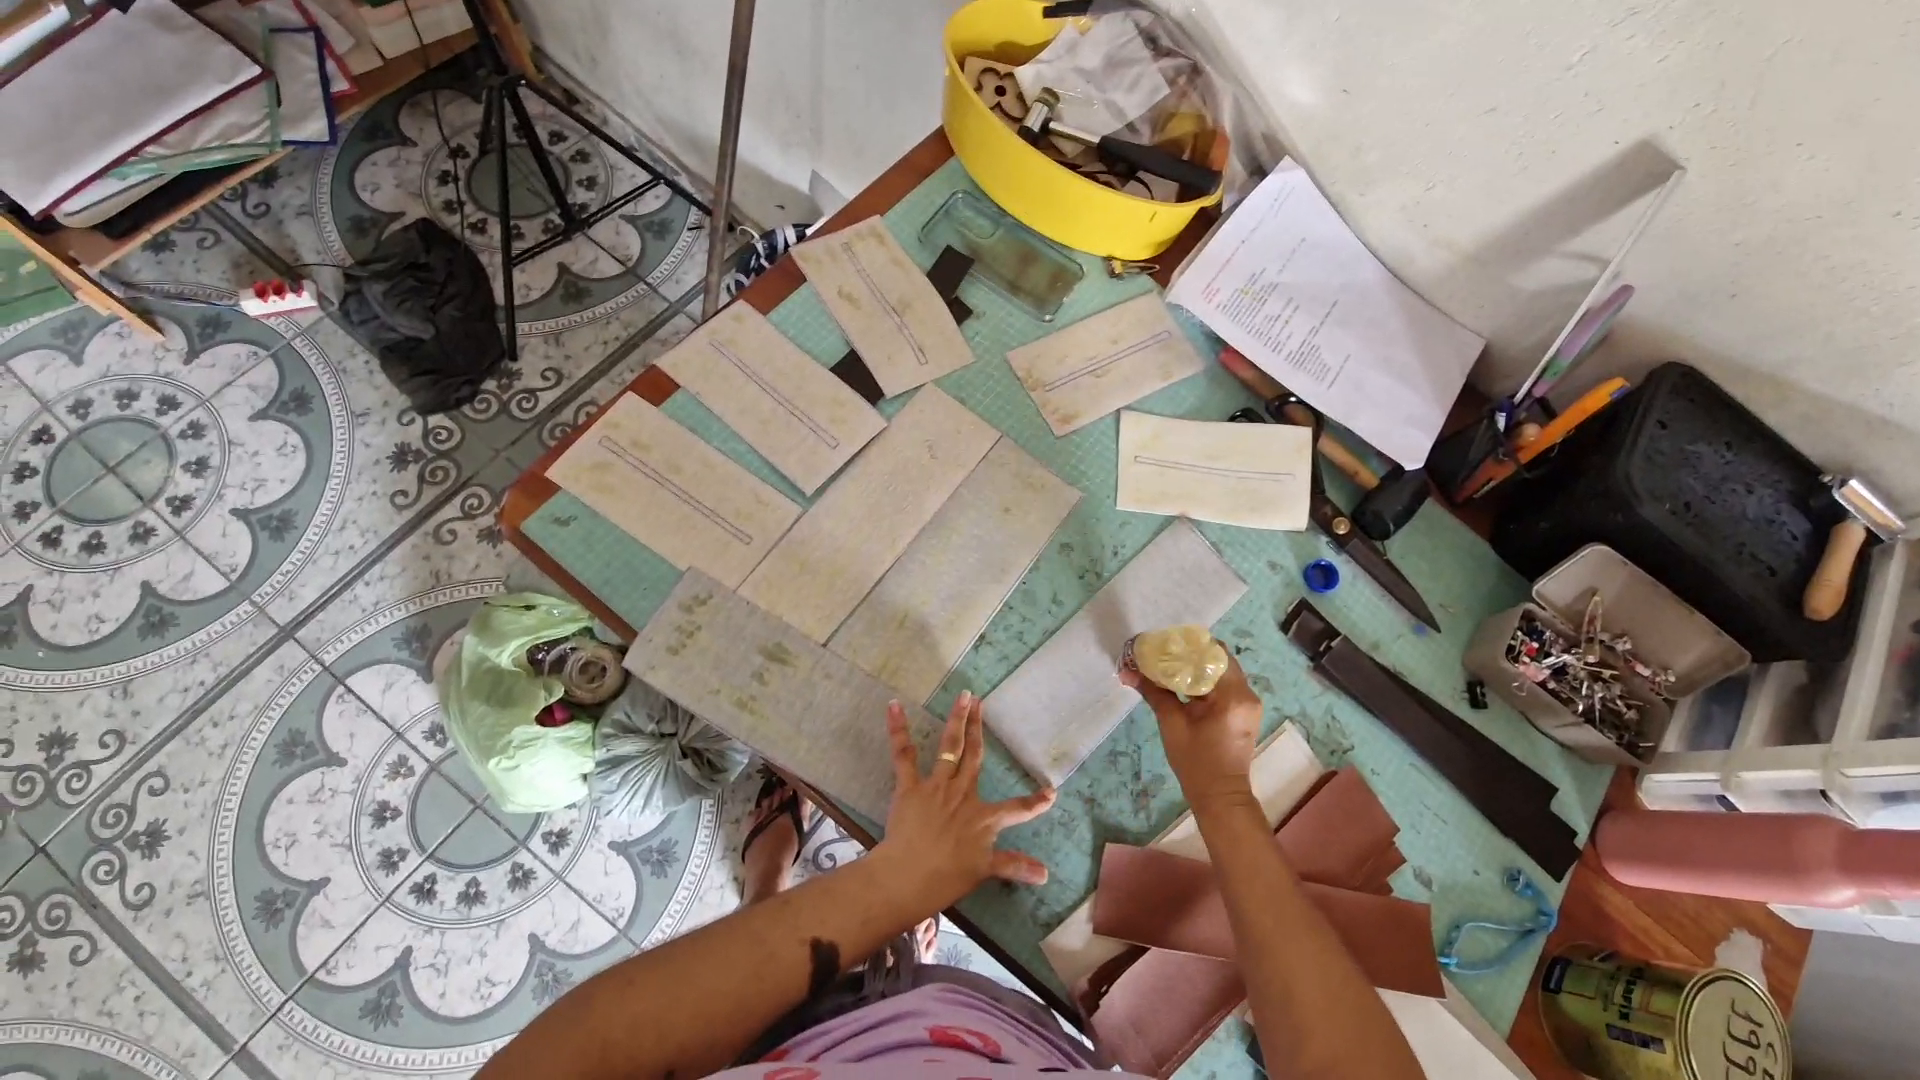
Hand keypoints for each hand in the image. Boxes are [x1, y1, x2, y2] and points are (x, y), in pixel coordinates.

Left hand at [871, 691, 1055, 912]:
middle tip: (982, 703)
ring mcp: (937, 786)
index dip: (1035, 803)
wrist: (910, 875)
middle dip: (980, 728)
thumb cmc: (947, 877)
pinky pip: (904, 755)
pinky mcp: (910, 787)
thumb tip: (1046, 875)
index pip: (1017, 809)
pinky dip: (898, 729)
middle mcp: (963, 794)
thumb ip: (1014, 866)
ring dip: (957, 720)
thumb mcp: (985, 871)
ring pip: (951, 747)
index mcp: (984, 818)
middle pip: (975, 756)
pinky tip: (894, 705)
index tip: (1051, 792)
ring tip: (964, 696)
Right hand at [1121, 650, 1262, 809]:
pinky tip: (1184, 686)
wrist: (1219, 795)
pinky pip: (1225, 686)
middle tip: (1164, 656)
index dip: (1190, 647)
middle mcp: (1247, 694)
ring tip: (1171, 669)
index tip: (1166, 647)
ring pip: (1222, 672)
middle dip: (1191, 656)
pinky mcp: (1244, 711)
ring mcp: (1248, 703)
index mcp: (1233, 695)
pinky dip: (1205, 682)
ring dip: (1198, 668)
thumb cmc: (1196, 761)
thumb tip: (1127, 671)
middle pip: (1219, 661)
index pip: (1215, 654)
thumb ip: (1153, 692)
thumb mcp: (1171, 723)